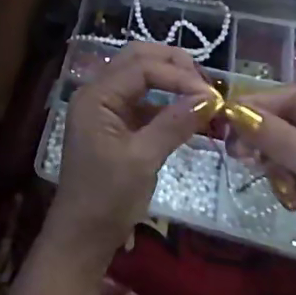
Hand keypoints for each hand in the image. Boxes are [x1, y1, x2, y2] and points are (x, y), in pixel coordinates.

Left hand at [46, 42, 208, 270]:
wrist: (83, 233)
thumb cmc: (107, 196)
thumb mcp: (143, 159)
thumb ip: (174, 124)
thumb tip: (210, 98)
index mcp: (95, 97)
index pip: (140, 66)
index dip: (178, 75)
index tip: (212, 97)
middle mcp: (97, 95)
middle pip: (138, 61)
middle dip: (174, 67)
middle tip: (208, 87)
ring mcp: (106, 110)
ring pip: (141, 79)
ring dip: (173, 83)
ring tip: (206, 100)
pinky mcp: (116, 126)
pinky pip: (144, 102)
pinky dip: (168, 104)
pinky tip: (193, 117)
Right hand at [230, 87, 295, 294]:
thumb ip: (282, 141)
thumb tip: (233, 112)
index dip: (261, 105)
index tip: (223, 117)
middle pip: (291, 120)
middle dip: (265, 136)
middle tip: (237, 154)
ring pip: (287, 145)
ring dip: (272, 161)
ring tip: (270, 181)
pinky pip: (292, 169)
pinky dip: (283, 179)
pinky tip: (287, 198)